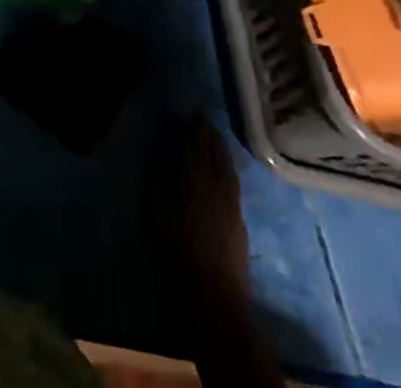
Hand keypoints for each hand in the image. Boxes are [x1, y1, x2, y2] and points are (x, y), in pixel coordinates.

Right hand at [162, 117, 249, 300]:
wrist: (214, 283)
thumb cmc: (179, 246)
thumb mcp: (161, 210)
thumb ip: (163, 179)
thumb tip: (164, 153)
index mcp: (194, 180)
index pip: (194, 149)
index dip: (193, 132)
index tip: (191, 117)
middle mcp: (216, 184)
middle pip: (212, 154)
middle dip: (208, 136)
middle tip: (205, 120)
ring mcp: (230, 199)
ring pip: (226, 166)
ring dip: (221, 149)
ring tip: (216, 136)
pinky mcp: (238, 214)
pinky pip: (234, 181)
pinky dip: (230, 167)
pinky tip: (228, 166)